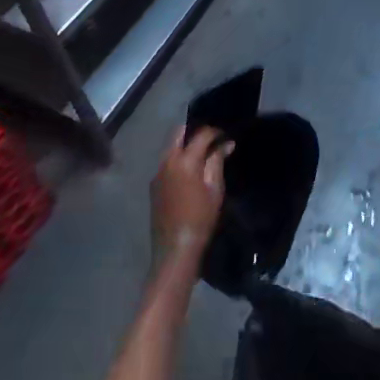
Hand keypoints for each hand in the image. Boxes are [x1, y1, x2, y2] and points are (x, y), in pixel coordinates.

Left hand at [151, 127, 232, 265]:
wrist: (175, 247)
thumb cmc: (201, 219)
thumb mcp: (215, 190)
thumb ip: (217, 162)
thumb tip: (225, 144)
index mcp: (185, 160)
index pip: (200, 134)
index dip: (214, 132)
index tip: (225, 137)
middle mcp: (167, 160)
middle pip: (179, 133)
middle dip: (194, 132)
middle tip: (210, 141)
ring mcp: (157, 171)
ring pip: (171, 147)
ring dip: (185, 145)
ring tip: (201, 156)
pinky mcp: (153, 183)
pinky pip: (166, 162)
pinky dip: (177, 159)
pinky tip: (188, 172)